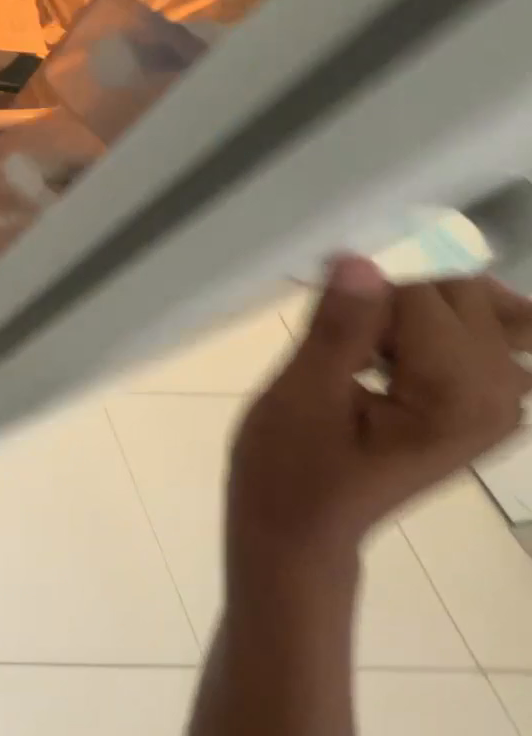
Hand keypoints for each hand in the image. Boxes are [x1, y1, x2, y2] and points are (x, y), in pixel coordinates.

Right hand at [228, 256, 531, 565]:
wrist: (298, 527)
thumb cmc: (287, 466)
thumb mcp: (299, 395)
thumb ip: (338, 328)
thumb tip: (359, 261)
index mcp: (460, 394)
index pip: (427, 296)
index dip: (366, 275)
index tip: (315, 274)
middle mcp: (502, 394)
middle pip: (463, 297)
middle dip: (393, 285)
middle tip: (324, 306)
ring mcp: (498, 401)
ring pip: (475, 310)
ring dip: (408, 302)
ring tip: (346, 327)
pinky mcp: (478, 404)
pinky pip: (473, 336)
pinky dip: (424, 322)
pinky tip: (372, 343)